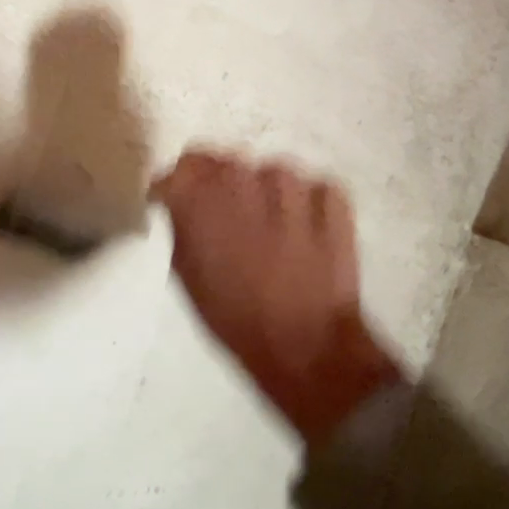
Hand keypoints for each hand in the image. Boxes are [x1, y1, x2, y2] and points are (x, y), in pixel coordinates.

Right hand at [154, 150, 400, 442]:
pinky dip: (308, 204)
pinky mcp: (332, 196)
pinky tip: (305, 232)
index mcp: (201, 198)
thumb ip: (180, 227)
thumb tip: (176, 203)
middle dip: (222, 184)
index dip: (180, 183)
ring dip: (266, 192)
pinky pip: (312, 187)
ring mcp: (291, 185)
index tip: (179, 200)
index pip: (185, 164)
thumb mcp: (188, 276)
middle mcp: (242, 179)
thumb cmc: (236, 319)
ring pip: (270, 172)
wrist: (308, 347)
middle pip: (226, 161)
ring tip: (272, 228)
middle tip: (228, 217)